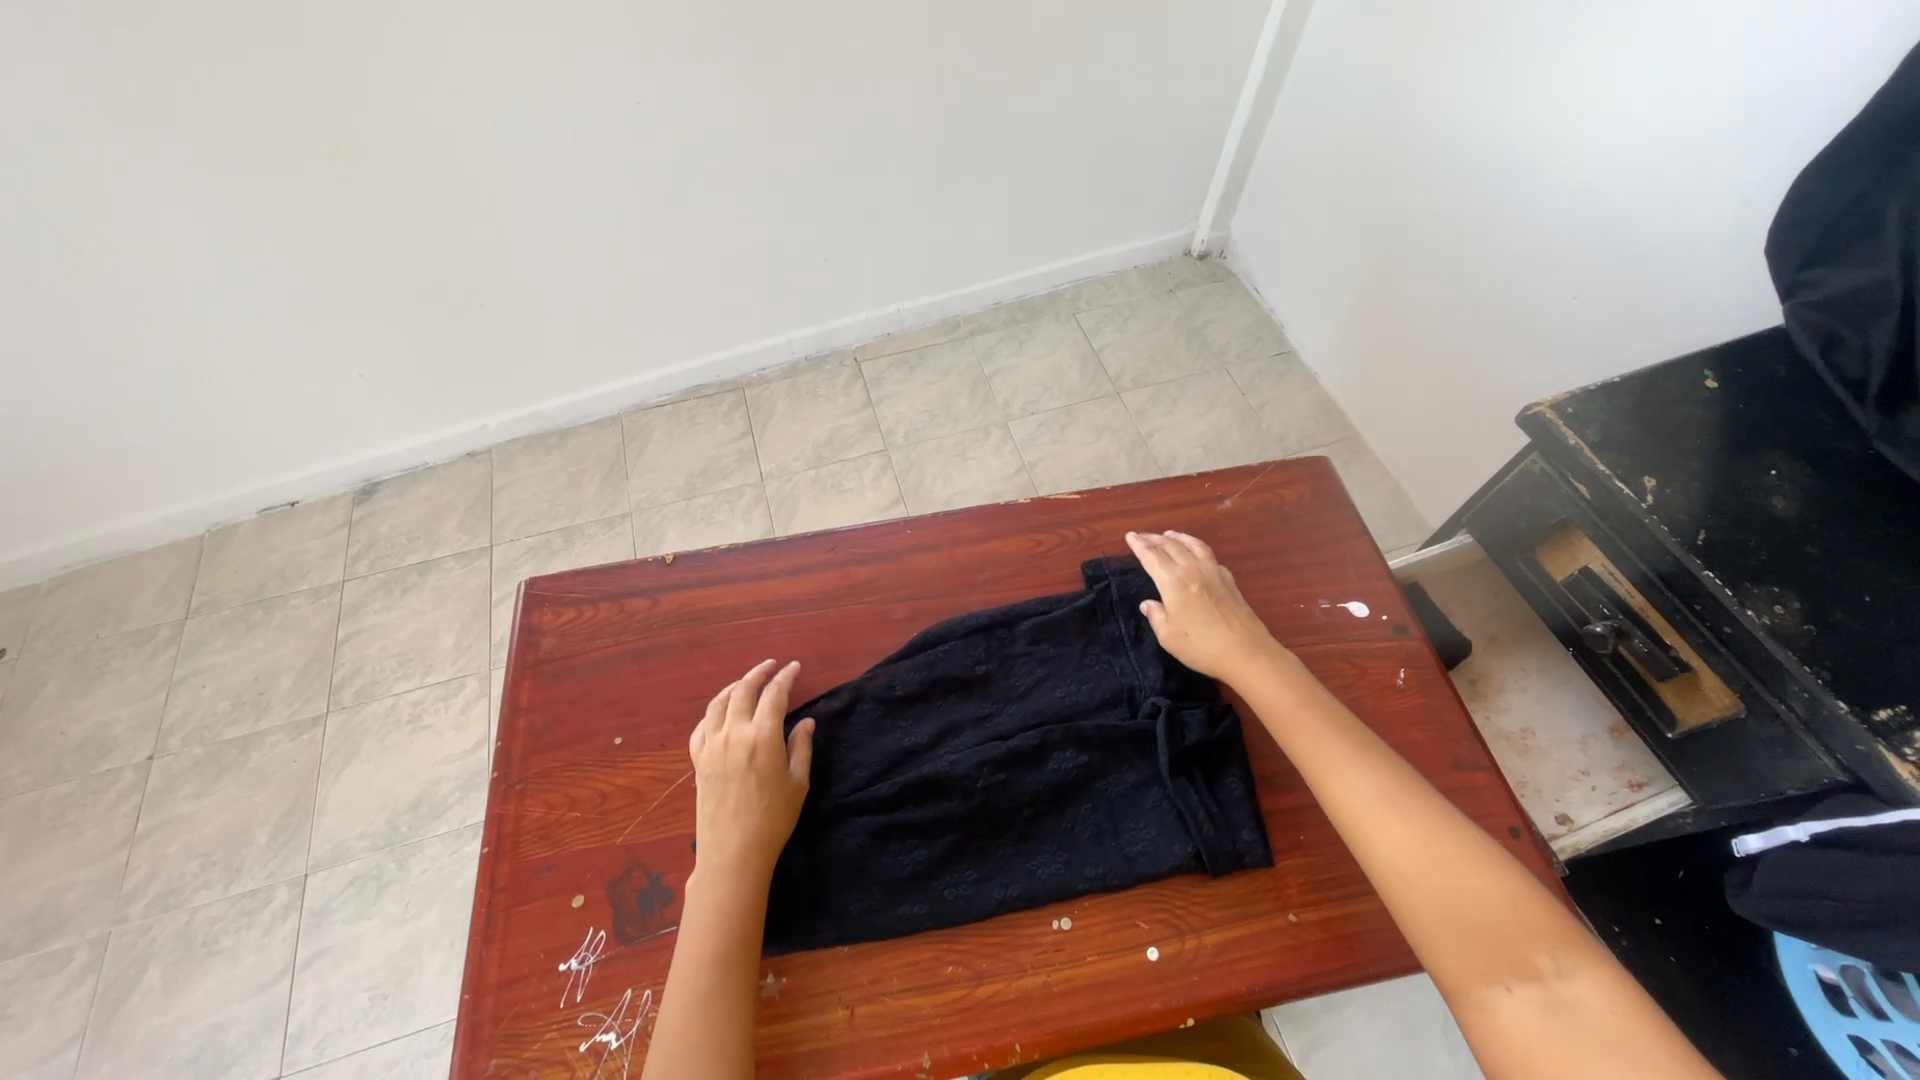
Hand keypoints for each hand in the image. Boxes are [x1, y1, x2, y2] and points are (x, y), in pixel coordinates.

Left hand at [688, 660, 814, 883]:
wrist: (733, 852)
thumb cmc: (774, 819)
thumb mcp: (798, 782)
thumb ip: (801, 747)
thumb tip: (806, 722)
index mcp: (762, 736)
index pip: (774, 694)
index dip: (786, 677)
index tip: (795, 667)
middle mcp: (734, 733)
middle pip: (743, 691)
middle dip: (758, 674)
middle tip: (771, 666)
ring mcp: (711, 746)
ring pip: (718, 704)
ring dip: (734, 687)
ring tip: (746, 683)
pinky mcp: (697, 761)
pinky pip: (701, 727)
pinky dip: (712, 713)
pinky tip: (720, 714)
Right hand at [1126, 530, 1285, 683]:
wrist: (1246, 652)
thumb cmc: (1201, 646)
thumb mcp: (1168, 636)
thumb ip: (1156, 616)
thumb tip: (1148, 603)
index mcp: (1173, 581)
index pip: (1152, 556)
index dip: (1139, 545)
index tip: (1129, 536)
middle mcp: (1193, 570)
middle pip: (1171, 546)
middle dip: (1154, 538)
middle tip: (1142, 535)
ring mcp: (1214, 573)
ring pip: (1193, 545)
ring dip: (1179, 537)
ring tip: (1169, 534)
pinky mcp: (1229, 581)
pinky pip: (1209, 556)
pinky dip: (1198, 549)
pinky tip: (1198, 554)